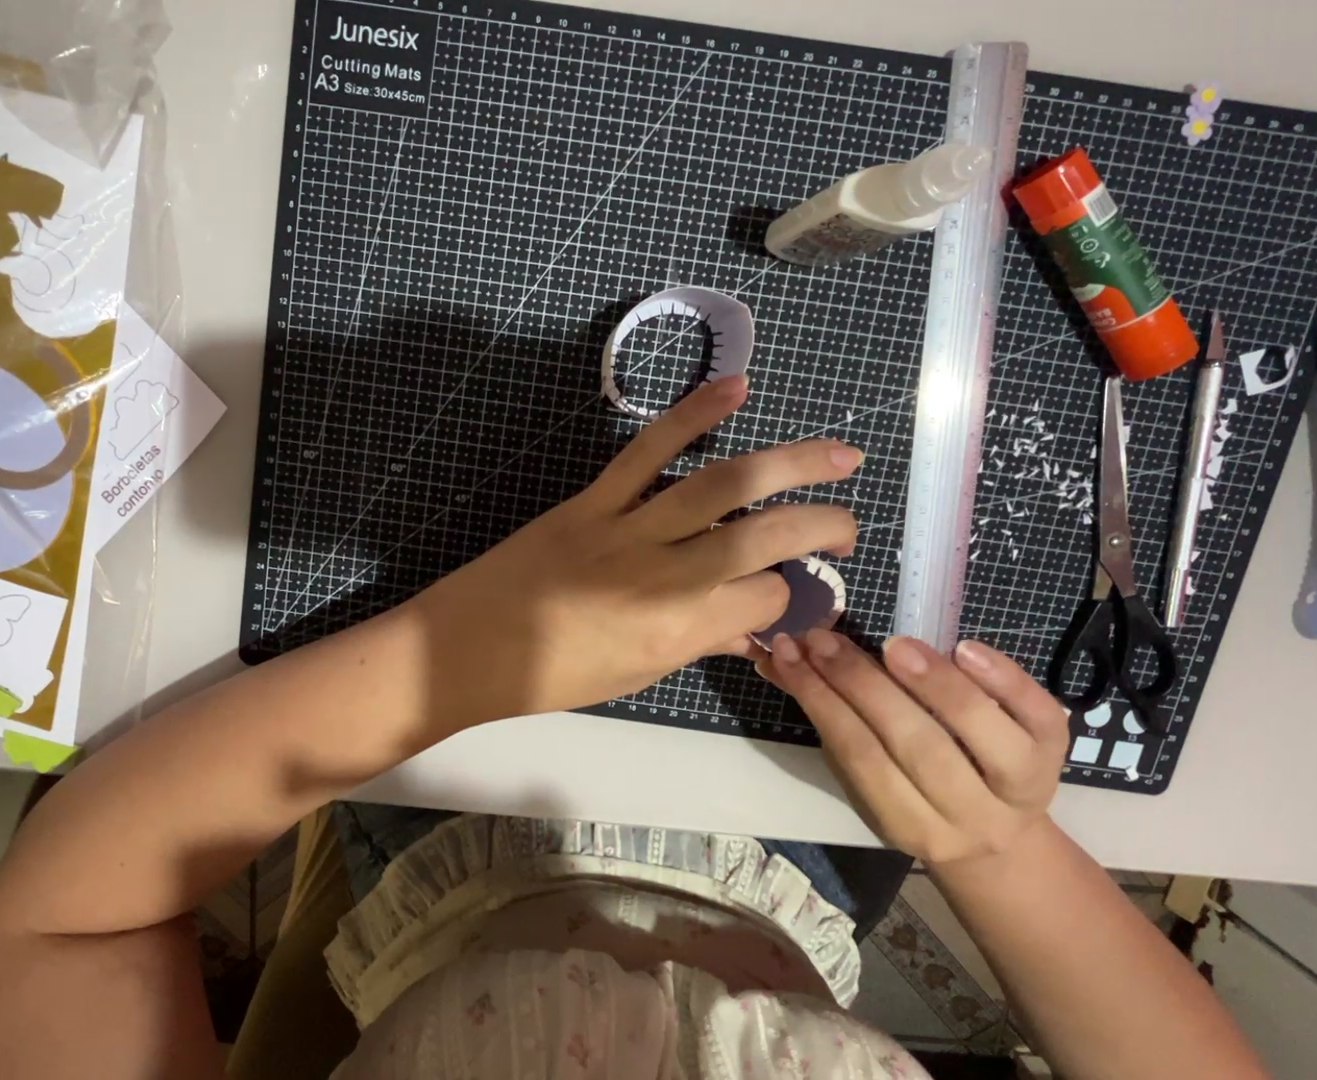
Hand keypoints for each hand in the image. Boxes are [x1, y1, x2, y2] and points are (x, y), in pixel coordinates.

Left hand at [411, 376, 860, 726]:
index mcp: (678, 631)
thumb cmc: (550, 676)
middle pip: (764, 537)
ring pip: (723, 485)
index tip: (791, 589)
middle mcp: (665, 577)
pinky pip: (648, 451)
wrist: (466, 647)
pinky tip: (735, 388)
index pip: (766, 599)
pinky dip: (692, 414)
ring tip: (839, 452)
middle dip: (820, 523)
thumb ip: (698, 642)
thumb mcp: (635, 674)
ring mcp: (627, 530)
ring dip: (789, 462)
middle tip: (849, 521)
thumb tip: (753, 626)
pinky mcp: (590, 500)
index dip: (789, 595)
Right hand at [759, 631, 1068, 865]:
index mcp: (908, 822)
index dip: (820, 698)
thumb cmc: (911, 797)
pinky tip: (965, 646)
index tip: (790, 652)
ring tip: (892, 644)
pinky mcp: (1057, 756)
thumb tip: (773, 659)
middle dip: (862, 685)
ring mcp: (1020, 790)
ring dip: (933, 684)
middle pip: (914, 745)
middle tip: (824, 639)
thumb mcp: (865, 774)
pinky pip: (1040, 717)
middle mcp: (966, 815)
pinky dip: (1005, 680)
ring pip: (980, 736)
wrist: (999, 845)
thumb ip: (826, 718)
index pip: (856, 752)